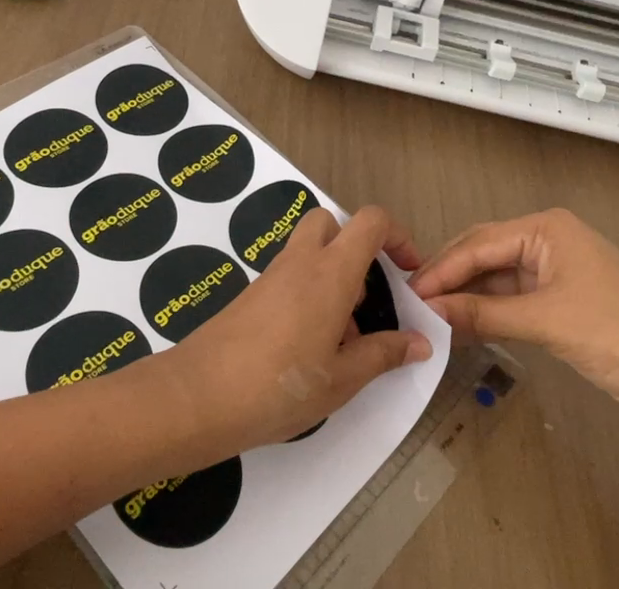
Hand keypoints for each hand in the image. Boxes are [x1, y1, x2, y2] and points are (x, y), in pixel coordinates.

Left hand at [163, 206, 432, 452]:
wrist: (198, 396)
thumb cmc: (280, 385)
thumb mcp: (343, 378)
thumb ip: (383, 354)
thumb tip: (420, 342)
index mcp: (330, 272)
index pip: (370, 222)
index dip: (397, 237)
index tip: (408, 273)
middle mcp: (300, 261)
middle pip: (332, 224)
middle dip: (356, 249)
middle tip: (367, 300)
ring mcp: (271, 277)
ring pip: (309, 253)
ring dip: (333, 279)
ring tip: (342, 340)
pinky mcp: (250, 296)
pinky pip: (289, 279)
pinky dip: (308, 297)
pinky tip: (309, 350)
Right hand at [410, 208, 618, 413]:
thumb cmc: (614, 332)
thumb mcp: (545, 321)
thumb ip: (484, 314)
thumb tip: (431, 313)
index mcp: (547, 228)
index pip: (480, 243)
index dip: (442, 269)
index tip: (409, 294)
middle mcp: (548, 240)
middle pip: (485, 253)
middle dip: (451, 277)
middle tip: (413, 303)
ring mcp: (555, 269)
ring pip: (496, 277)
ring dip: (467, 296)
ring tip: (430, 316)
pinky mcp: (560, 298)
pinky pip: (512, 298)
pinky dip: (488, 311)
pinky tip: (462, 325)